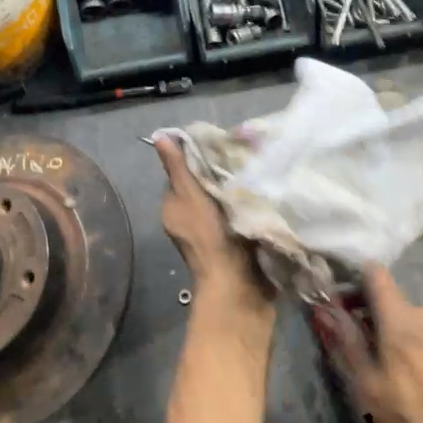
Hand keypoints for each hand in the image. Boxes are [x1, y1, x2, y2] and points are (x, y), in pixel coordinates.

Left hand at [154, 137, 271, 309]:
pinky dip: (249, 204)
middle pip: (206, 184)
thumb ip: (178, 168)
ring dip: (239, 187)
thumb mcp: (190, 196)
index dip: (199, 155)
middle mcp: (191, 219)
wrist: (238, 287)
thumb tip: (159, 135)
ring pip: (225, 198)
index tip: (222, 141)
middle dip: (223, 170)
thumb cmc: (209, 238)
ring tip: (258, 168)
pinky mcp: (236, 241)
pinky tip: (263, 191)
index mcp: (175, 207)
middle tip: (245, 153)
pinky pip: (241, 213)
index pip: (184, 171)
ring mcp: (214, 232)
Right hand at [319, 265, 422, 422]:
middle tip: (358, 361)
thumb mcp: (371, 389)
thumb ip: (348, 343)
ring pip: (407, 323)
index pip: (373, 273)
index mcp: (401, 318)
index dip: (352, 284)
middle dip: (368, 322)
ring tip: (387, 383)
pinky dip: (412, 351)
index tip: (339, 309)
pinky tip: (414, 388)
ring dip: (390, 340)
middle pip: (389, 302)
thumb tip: (325, 309)